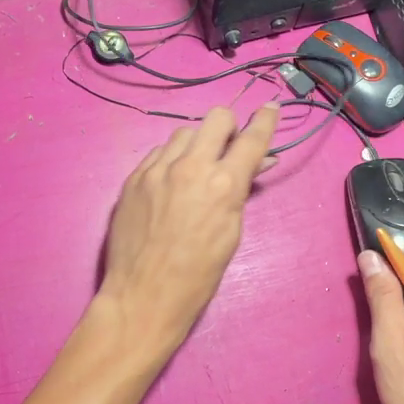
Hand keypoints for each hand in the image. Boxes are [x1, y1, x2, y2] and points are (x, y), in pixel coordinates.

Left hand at [95, 103, 279, 360]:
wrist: (143, 295)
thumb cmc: (198, 275)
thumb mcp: (231, 233)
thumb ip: (240, 192)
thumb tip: (252, 165)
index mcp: (223, 185)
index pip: (251, 139)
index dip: (266, 121)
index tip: (270, 108)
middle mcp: (190, 167)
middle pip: (216, 118)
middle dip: (228, 127)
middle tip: (227, 147)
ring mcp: (157, 169)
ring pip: (183, 133)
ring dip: (196, 144)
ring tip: (195, 170)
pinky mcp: (133, 178)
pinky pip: (157, 154)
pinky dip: (170, 161)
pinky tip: (169, 183)